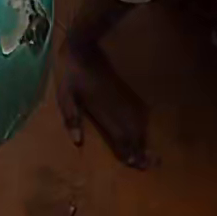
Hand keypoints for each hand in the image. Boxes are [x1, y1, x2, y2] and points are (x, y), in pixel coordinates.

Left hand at [55, 36, 149, 168]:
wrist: (85, 49)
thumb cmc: (72, 73)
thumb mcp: (66, 94)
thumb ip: (71, 117)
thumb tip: (78, 142)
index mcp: (104, 112)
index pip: (121, 139)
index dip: (128, 154)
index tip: (135, 166)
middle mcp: (119, 109)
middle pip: (135, 136)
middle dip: (142, 151)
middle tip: (150, 165)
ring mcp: (125, 99)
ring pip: (140, 125)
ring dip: (144, 139)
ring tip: (149, 154)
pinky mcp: (127, 91)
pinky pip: (140, 113)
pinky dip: (142, 125)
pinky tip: (141, 131)